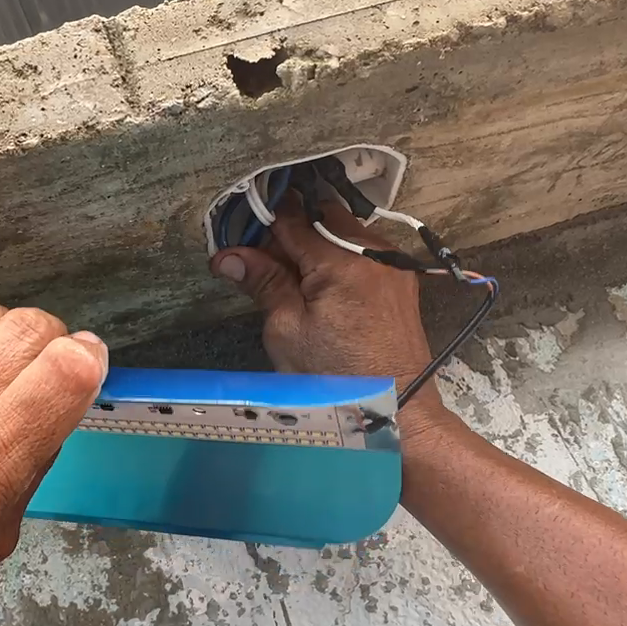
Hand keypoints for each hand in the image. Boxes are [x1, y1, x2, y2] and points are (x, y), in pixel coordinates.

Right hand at [209, 198, 473, 457]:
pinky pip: (360, 249)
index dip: (259, 224)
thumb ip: (264, 282)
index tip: (235, 238)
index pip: (291, 218)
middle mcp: (372, 250)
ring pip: (341, 230)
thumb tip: (227, 255)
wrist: (397, 409)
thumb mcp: (287, 331)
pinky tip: (316, 284)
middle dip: (287, 231)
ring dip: (311, 242)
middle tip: (259, 262)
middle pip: (319, 216)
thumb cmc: (334, 378)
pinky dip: (334, 256)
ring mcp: (391, 262)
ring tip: (286, 277)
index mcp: (341, 261)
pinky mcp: (399, 277)